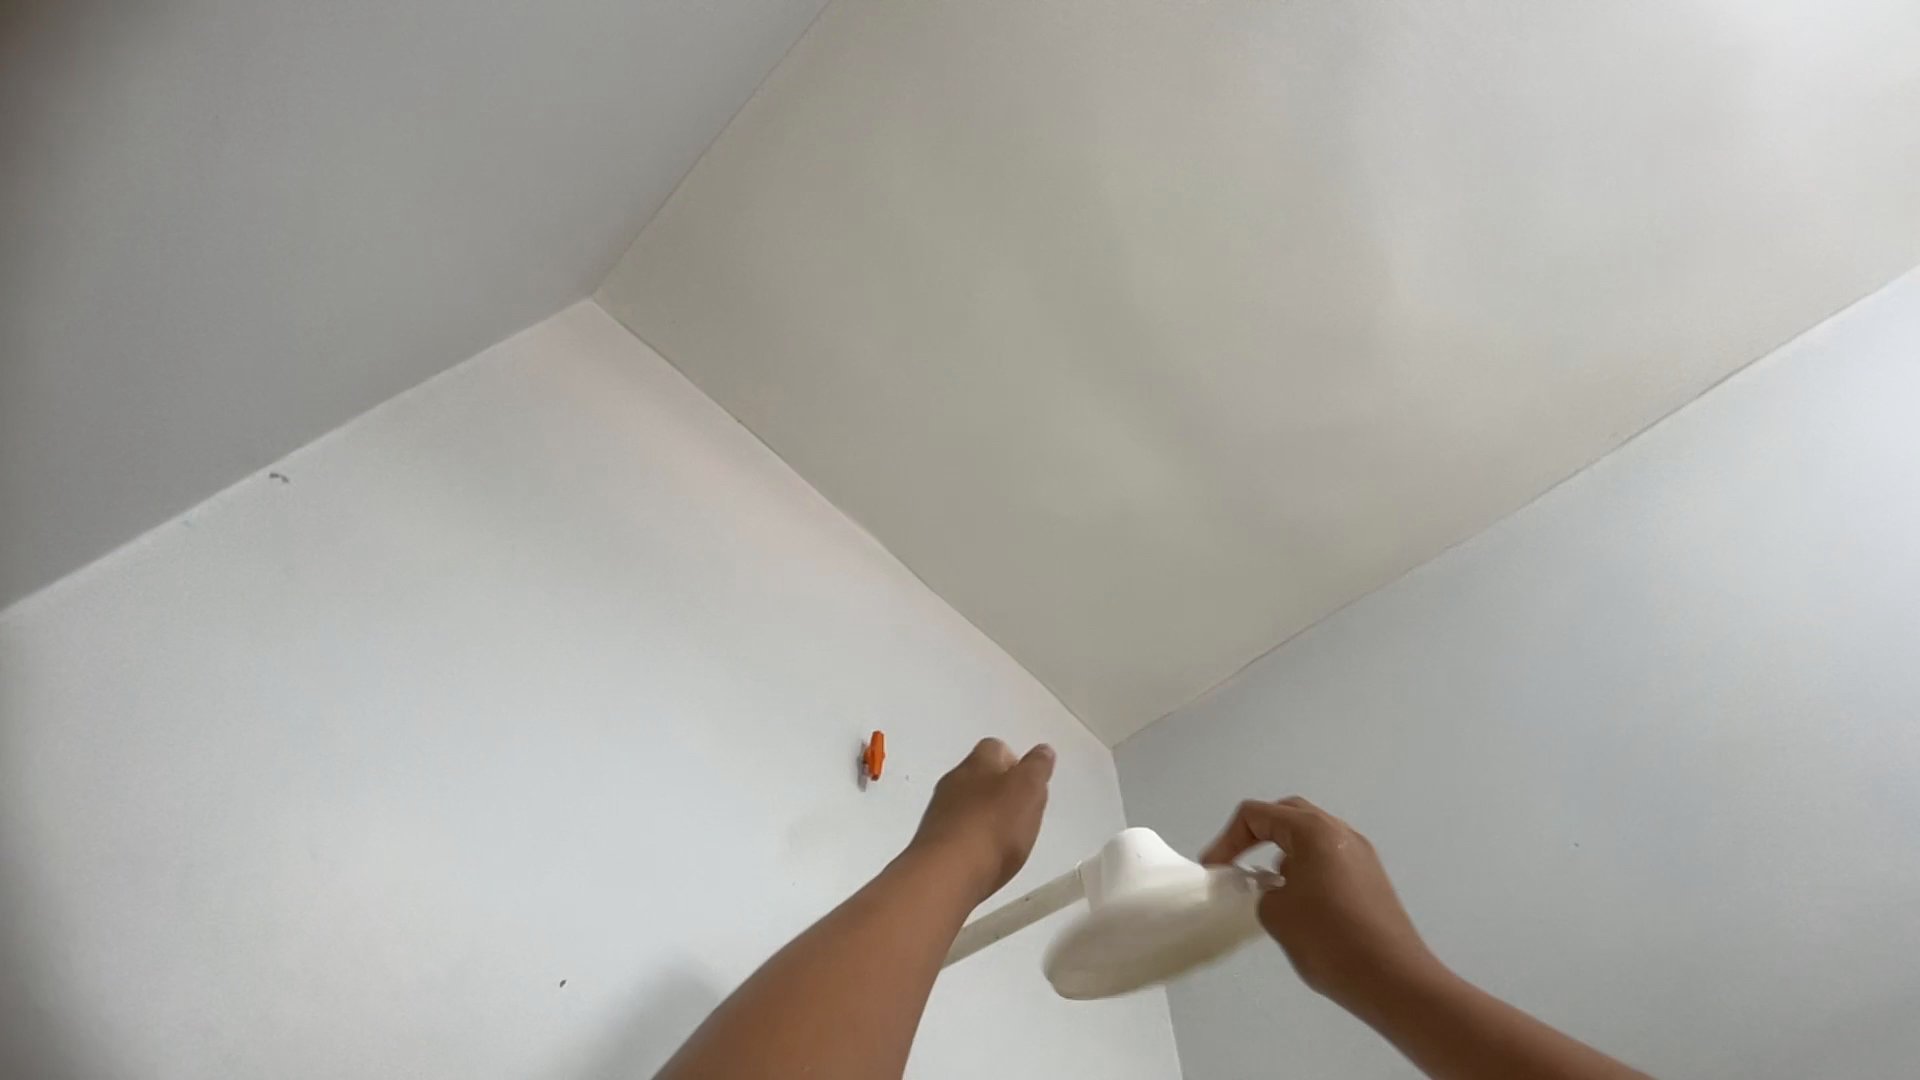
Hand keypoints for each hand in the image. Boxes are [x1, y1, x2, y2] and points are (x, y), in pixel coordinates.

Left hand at [905, 738, 1054, 904]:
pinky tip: (983, 856)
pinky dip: (970, 837)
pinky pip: (956, 830)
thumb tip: (1042, 750)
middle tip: (1020, 811)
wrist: (948, 873)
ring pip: (965, 802)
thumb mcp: (1028, 791)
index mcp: (978, 762)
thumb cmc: (994, 827)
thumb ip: (1037, 768)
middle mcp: (953, 780)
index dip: (1015, 762)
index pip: (996, 748)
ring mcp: (939, 811)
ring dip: (982, 814)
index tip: (1029, 782)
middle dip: (998, 789)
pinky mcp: (932, 841)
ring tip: (1004, 837)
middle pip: (978, 775)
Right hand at [1202, 797, 1440, 1009]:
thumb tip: (1276, 890)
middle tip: (1237, 860)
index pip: (1256, 815)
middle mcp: (1340, 832)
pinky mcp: (1373, 880)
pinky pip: (1328, 858)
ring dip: (1283, 851)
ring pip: (1310, 836)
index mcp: (1313, 830)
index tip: (1215, 868)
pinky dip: (1306, 868)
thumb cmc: (1330, 940)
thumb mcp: (1276, 913)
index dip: (1227, 839)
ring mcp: (1361, 855)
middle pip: (1286, 814)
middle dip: (1256, 834)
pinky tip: (1301, 902)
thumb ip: (1263, 890)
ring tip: (1269, 885)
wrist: (1397, 984)